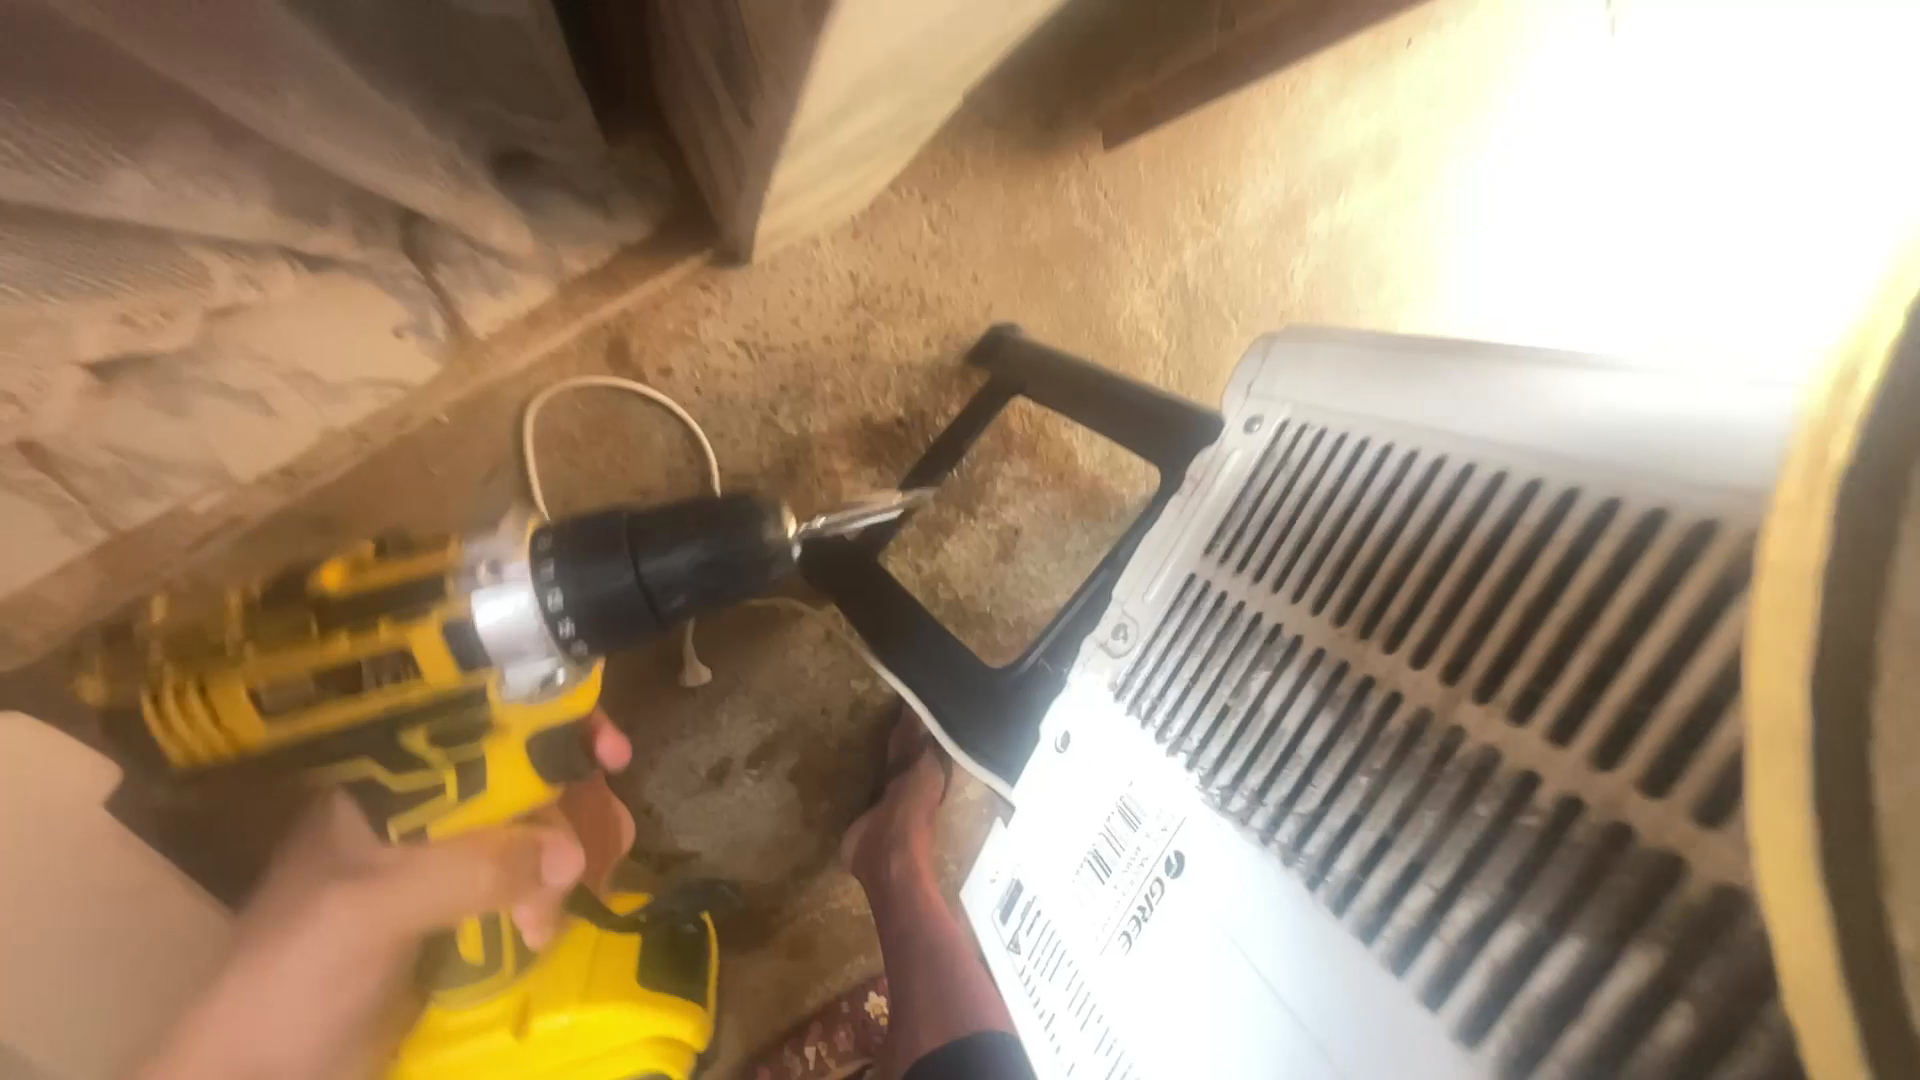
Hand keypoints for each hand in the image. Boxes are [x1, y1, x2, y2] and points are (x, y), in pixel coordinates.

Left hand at [140, 711, 634, 1079]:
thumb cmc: (291, 981)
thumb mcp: (369, 915)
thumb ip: (468, 872)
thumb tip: (571, 856)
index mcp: (396, 787)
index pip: (490, 731)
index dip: (554, 730)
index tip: (610, 754)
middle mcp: (434, 810)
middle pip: (535, 778)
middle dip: (571, 816)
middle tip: (591, 863)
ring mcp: (456, 860)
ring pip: (548, 827)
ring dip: (573, 861)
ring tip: (554, 915)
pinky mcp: (476, 906)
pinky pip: (543, 877)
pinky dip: (563, 895)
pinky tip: (550, 928)